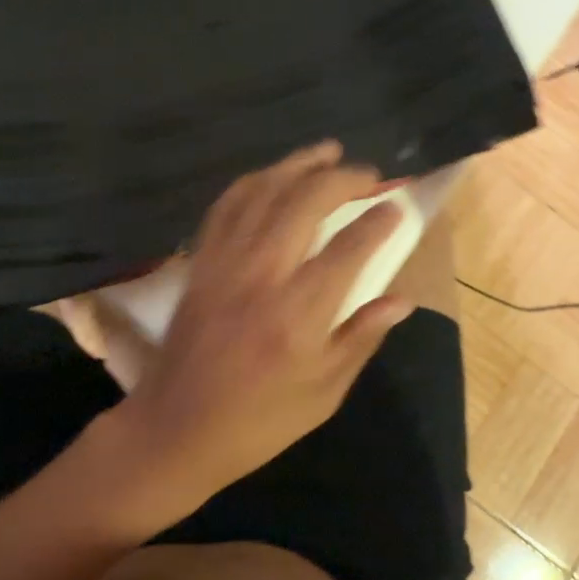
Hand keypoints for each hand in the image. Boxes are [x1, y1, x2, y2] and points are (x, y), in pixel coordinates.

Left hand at [99, 141, 410, 523]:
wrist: (177, 427)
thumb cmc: (259, 421)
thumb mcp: (323, 394)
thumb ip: (360, 338)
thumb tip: (401, 299)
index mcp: (299, 314)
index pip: (349, 249)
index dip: (378, 222)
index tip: (397, 208)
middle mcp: (261, 275)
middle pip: (305, 202)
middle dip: (343, 179)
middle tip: (369, 176)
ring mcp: (225, 262)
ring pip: (263, 192)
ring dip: (297, 165)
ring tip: (327, 151)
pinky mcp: (200, 262)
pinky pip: (226, 206)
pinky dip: (253, 182)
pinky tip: (272, 176)